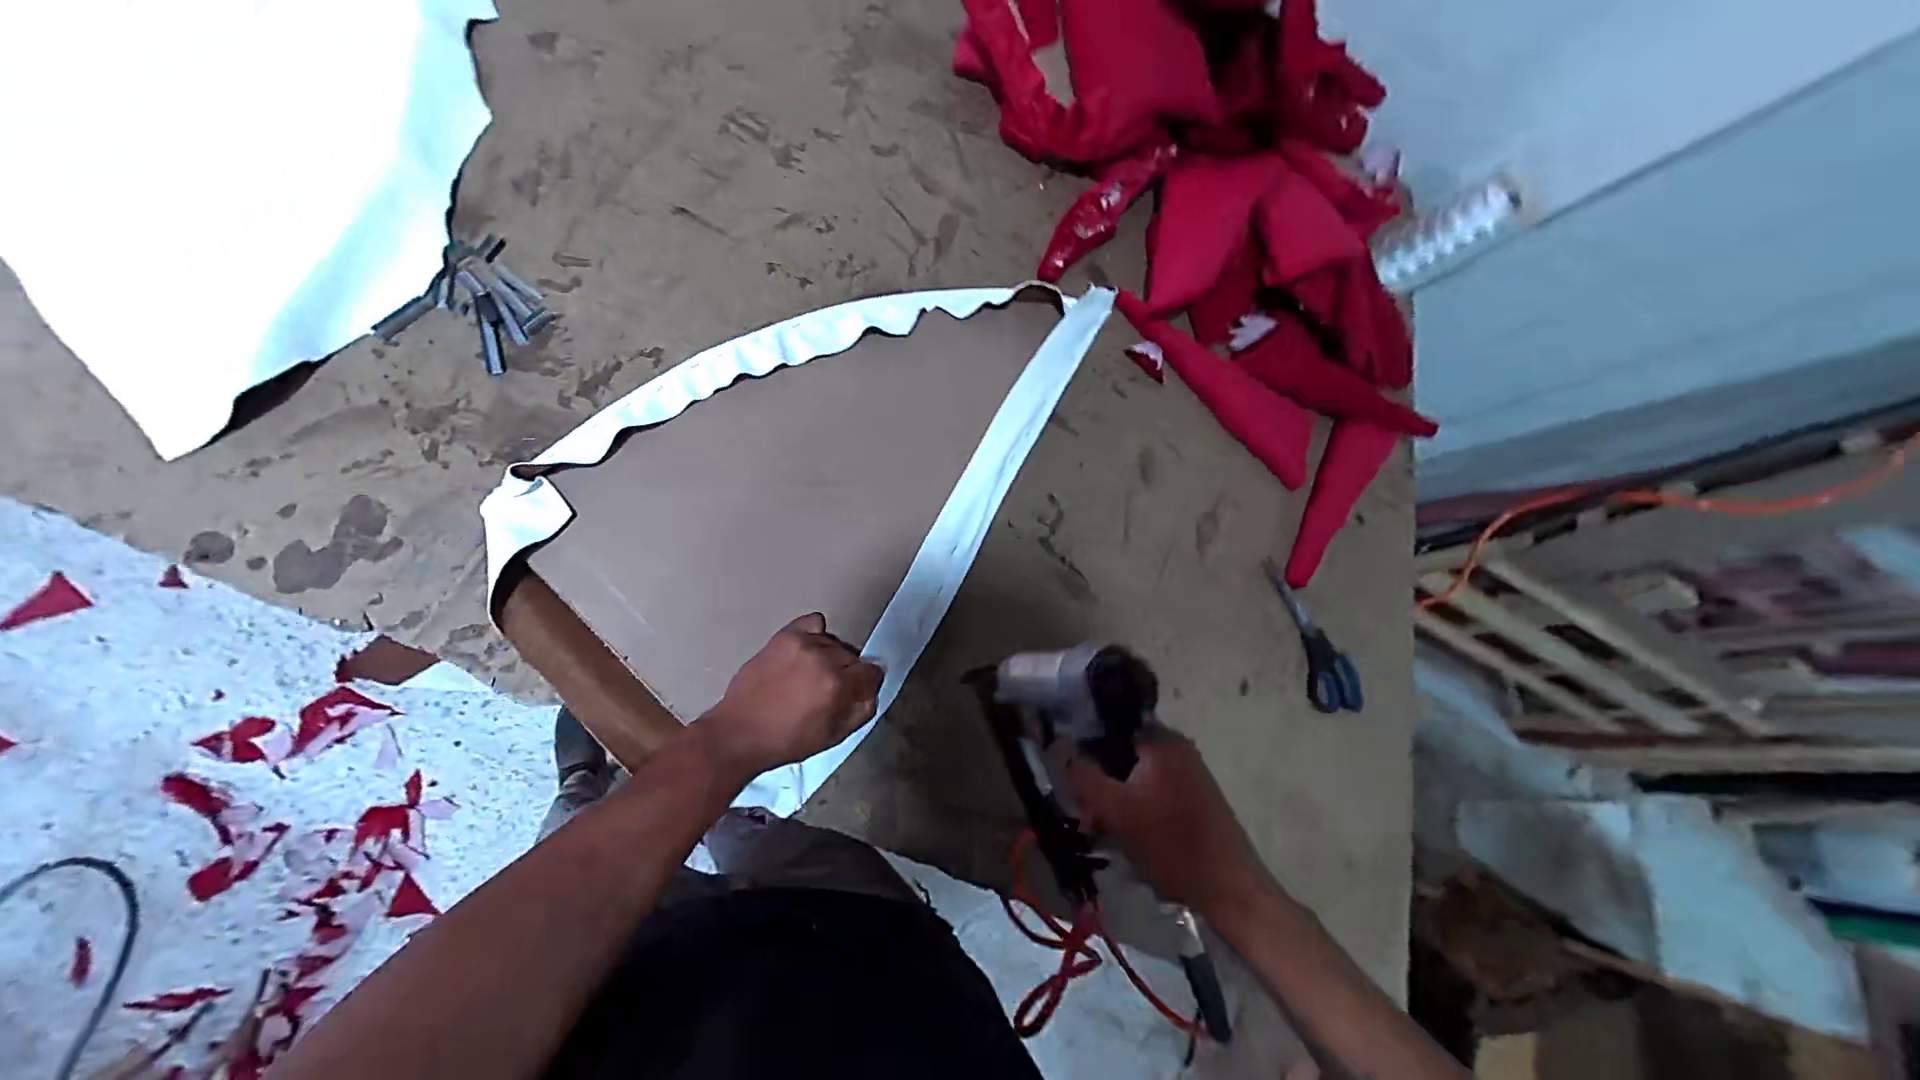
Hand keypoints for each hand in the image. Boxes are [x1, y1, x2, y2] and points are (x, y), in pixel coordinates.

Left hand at [697, 614, 882, 782]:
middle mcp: (823, 659)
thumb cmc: (785, 740)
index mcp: (838, 685)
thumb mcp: (834, 735)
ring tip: (811, 675)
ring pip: (835, 641)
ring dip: (829, 656)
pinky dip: (815, 634)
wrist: (739, 732)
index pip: (873, 670)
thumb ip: (863, 708)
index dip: (866, 683)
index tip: (856, 690)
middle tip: (828, 689)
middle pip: (854, 655)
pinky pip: (813, 622)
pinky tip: (806, 653)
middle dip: (847, 672)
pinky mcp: (784, 636)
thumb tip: (872, 687)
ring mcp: (802, 644)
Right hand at [1066, 732, 1273, 915]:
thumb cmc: (1171, 845)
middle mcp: (1176, 748)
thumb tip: (1059, 748)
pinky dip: (1133, 809)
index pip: (1106, 727)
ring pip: (1133, 777)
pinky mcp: (1192, 797)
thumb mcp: (1116, 811)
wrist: (1230, 891)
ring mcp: (1187, 773)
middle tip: (1088, 817)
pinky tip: (1126, 836)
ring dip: (1113, 801)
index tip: (1072, 782)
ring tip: (1103, 832)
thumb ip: (1083, 776)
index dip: (1082, 751)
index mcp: (1160, 740)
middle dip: (1098, 784)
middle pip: (1119, 754)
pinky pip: (1150, 792)